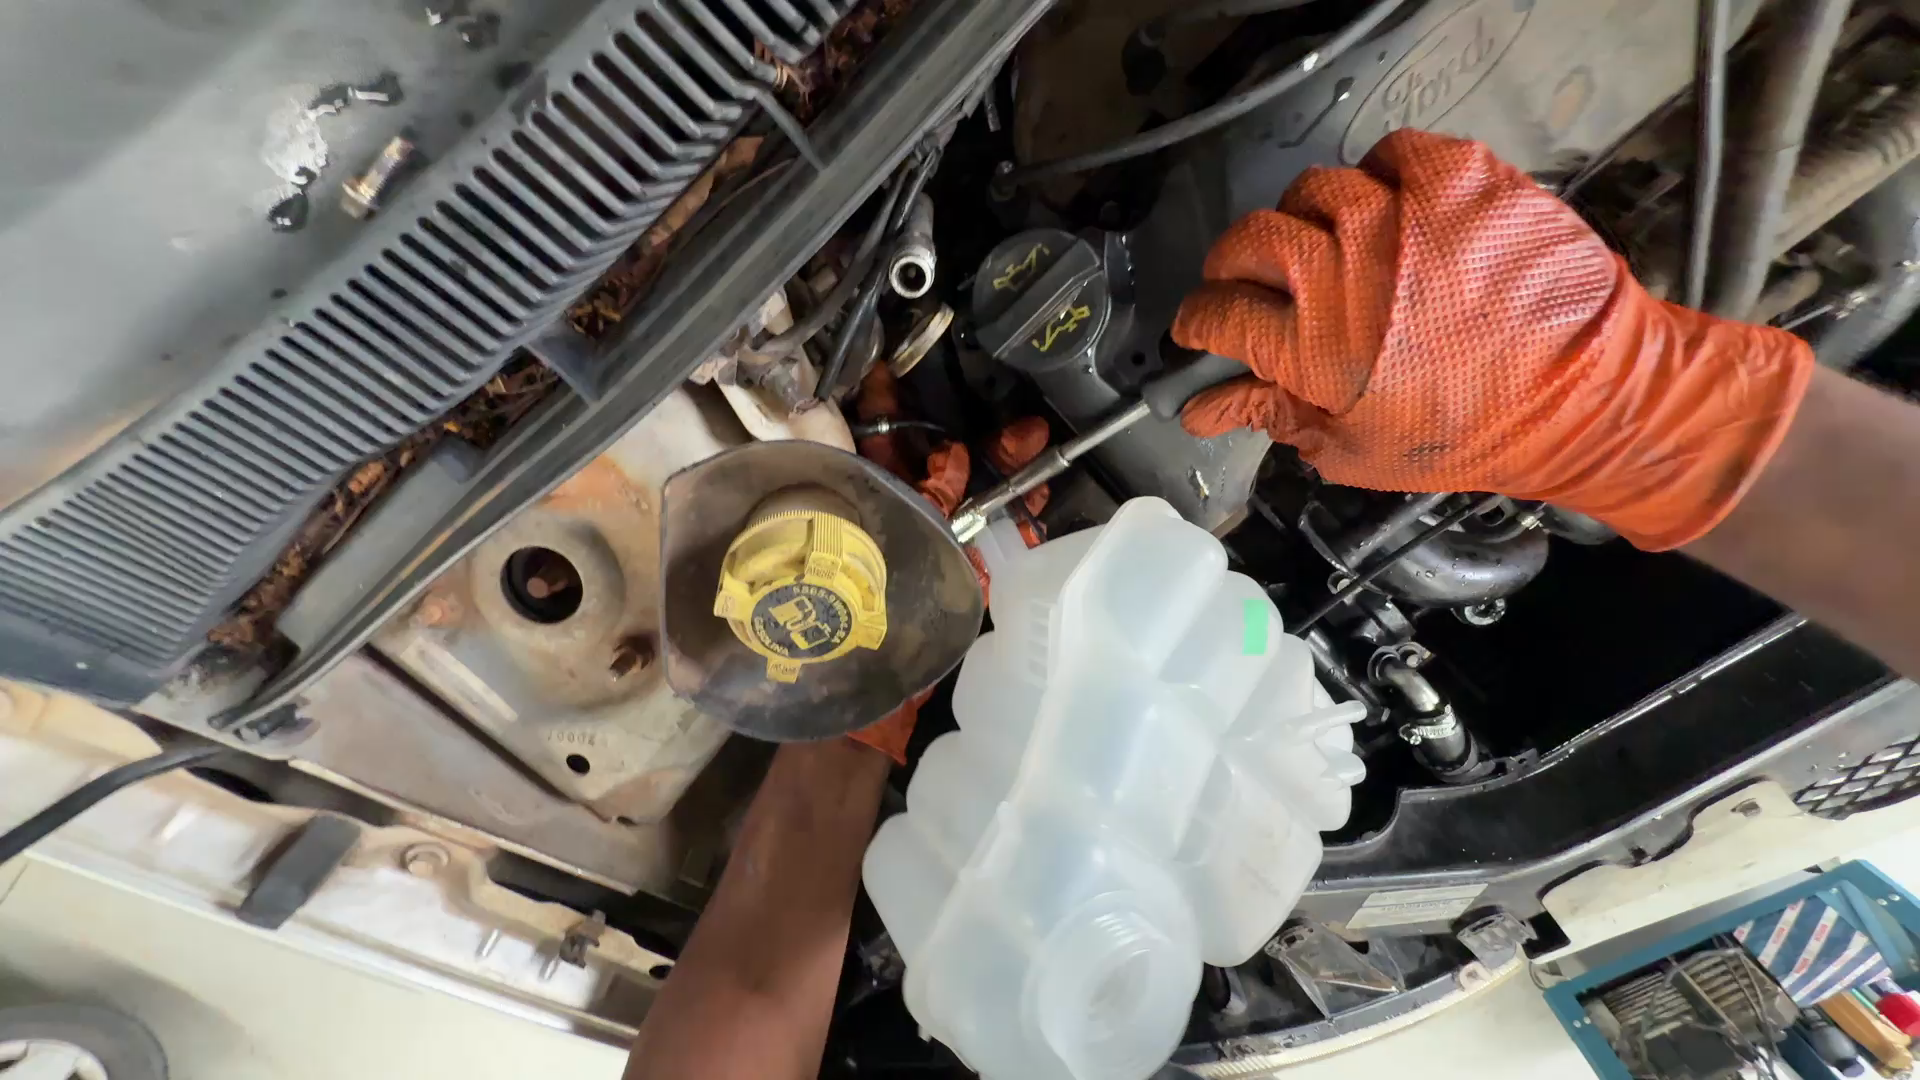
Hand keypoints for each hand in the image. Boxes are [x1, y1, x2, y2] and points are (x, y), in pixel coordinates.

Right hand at [1174, 129, 1813, 550]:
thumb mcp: (1345, 449)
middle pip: (1246, 240)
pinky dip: (1374, 177)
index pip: (1215, 313)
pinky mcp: (1457, 180)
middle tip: (1247, 283)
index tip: (1201, 326)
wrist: (1583, 395)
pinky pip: (1387, 154)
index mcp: (1307, 347)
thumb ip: (1266, 416)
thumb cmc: (1460, 435)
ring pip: (1309, 190)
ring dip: (1300, 221)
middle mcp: (1340, 271)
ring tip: (1321, 246)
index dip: (1197, 322)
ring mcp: (1399, 217)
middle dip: (1231, 265)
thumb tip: (1199, 410)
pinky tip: (1385, 211)